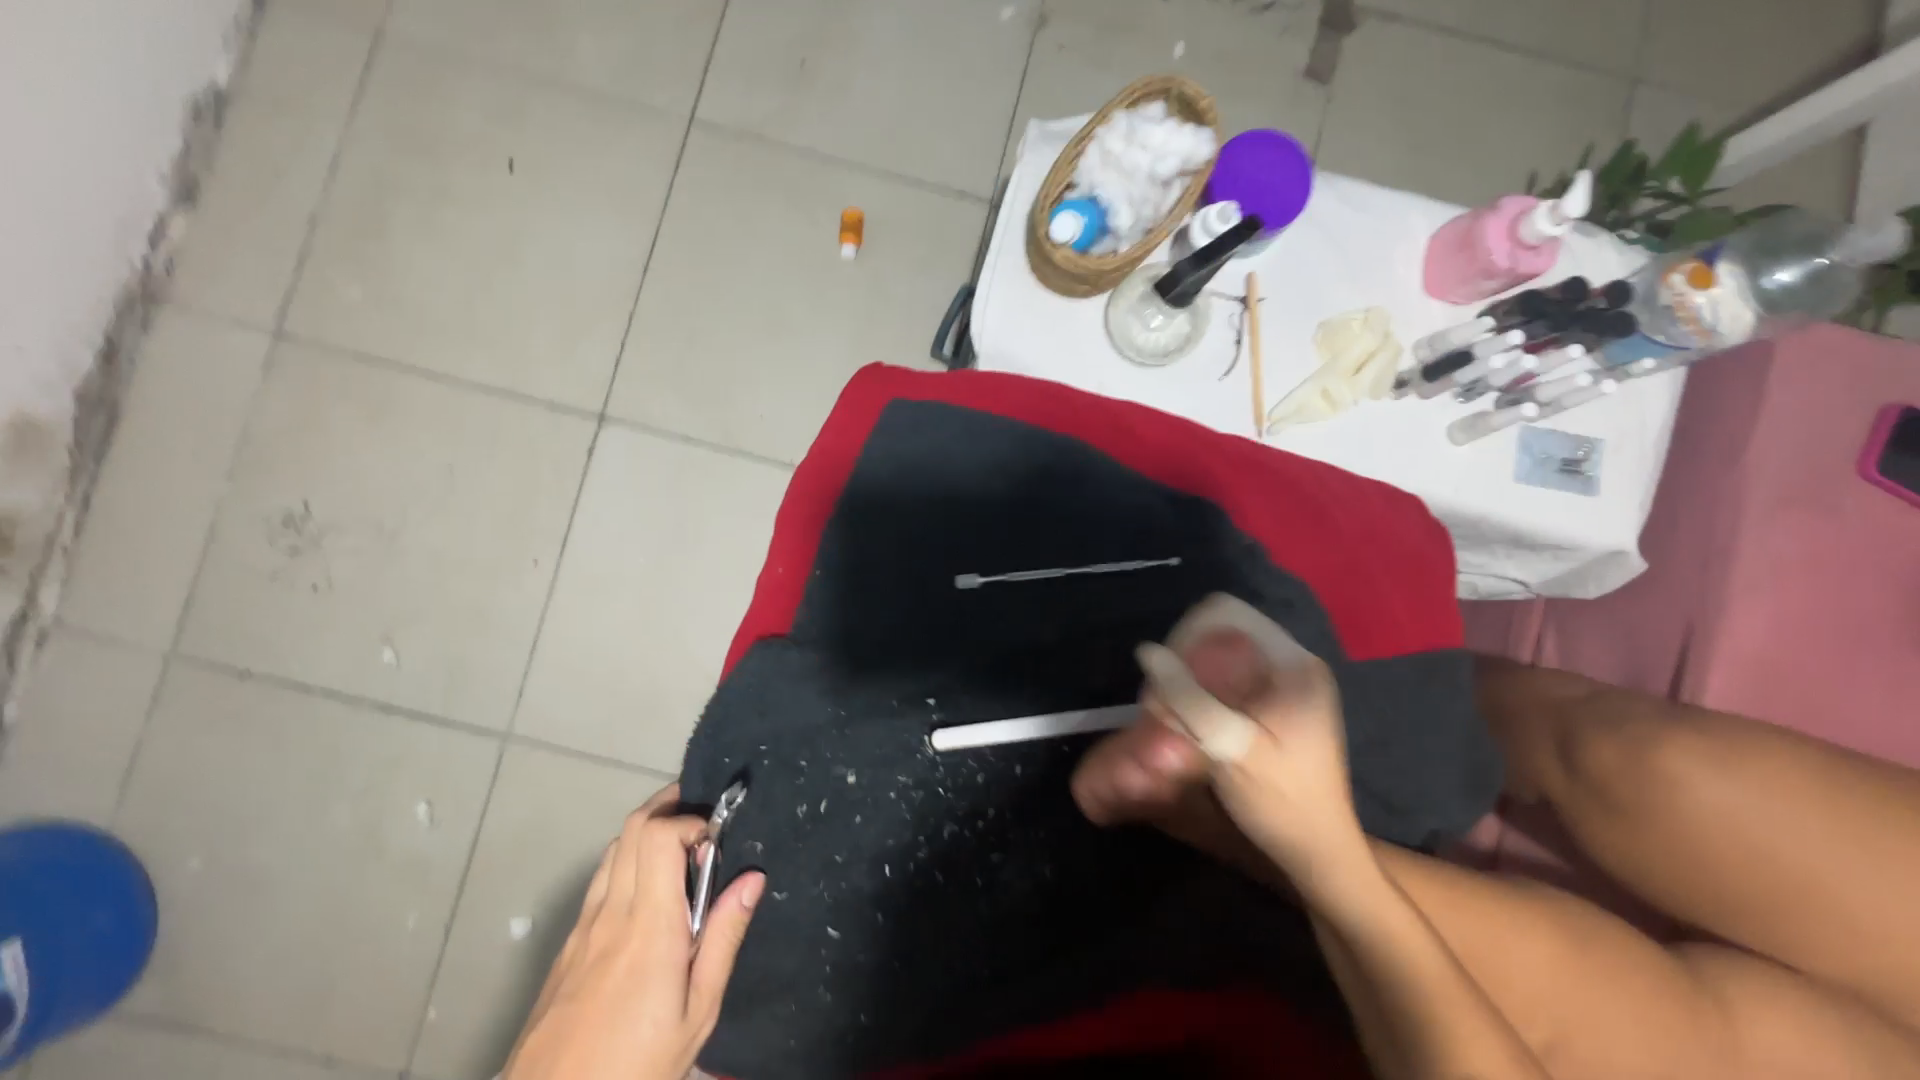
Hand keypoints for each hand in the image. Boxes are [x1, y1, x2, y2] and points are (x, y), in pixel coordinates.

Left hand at [501, 784, 764, 1079]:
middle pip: (632, 827)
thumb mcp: (697, 1012)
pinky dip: (628, 861)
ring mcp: (583, 926)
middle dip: (669, 806)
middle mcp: (611, 912)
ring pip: (613, 849)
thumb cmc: (636, 1063)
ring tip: (683, 850)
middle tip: (704, 819)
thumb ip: (723, 939)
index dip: (691, 819)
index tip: (719, 837)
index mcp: (649, 925)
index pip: (659, 835)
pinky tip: (649, 892)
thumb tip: (752, 878)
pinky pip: (600, 881)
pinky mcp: (568, 944)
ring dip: (647, 831)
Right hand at [1074, 595, 1370, 897]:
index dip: (1188, 637)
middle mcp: (1293, 666)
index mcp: (1293, 663)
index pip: (1227, 615)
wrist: (1318, 852)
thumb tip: (1146, 651)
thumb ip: (1187, 696)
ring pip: (1222, 663)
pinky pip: (1230, 685)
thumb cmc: (1279, 799)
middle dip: (1186, 665)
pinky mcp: (1279, 710)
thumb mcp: (1228, 746)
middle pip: (1222, 637)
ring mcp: (1288, 688)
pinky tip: (1193, 729)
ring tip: (1174, 719)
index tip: (1167, 678)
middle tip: (1165, 705)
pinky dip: (1205, 699)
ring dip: (1192, 685)